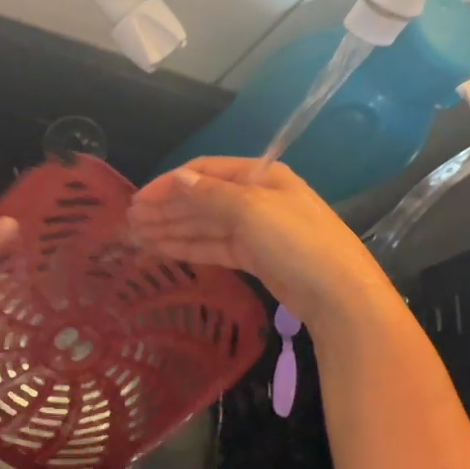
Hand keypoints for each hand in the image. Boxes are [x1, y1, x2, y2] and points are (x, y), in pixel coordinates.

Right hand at [126, 158, 399, 330]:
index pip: (204, 172)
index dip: (169, 184)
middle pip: (201, 199)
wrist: (340, 296)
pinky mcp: (253, 258)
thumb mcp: (250, 211)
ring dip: (169, 228)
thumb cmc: (297, 242)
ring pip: (203, 225)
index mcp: (260, 176)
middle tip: (129, 221)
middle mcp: (256, 198)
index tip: (138, 200)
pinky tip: (160, 249)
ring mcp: (254, 230)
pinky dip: (185, 247)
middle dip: (165, 208)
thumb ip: (208, 195)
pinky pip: (211, 246)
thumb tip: (176, 178)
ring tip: (135, 236)